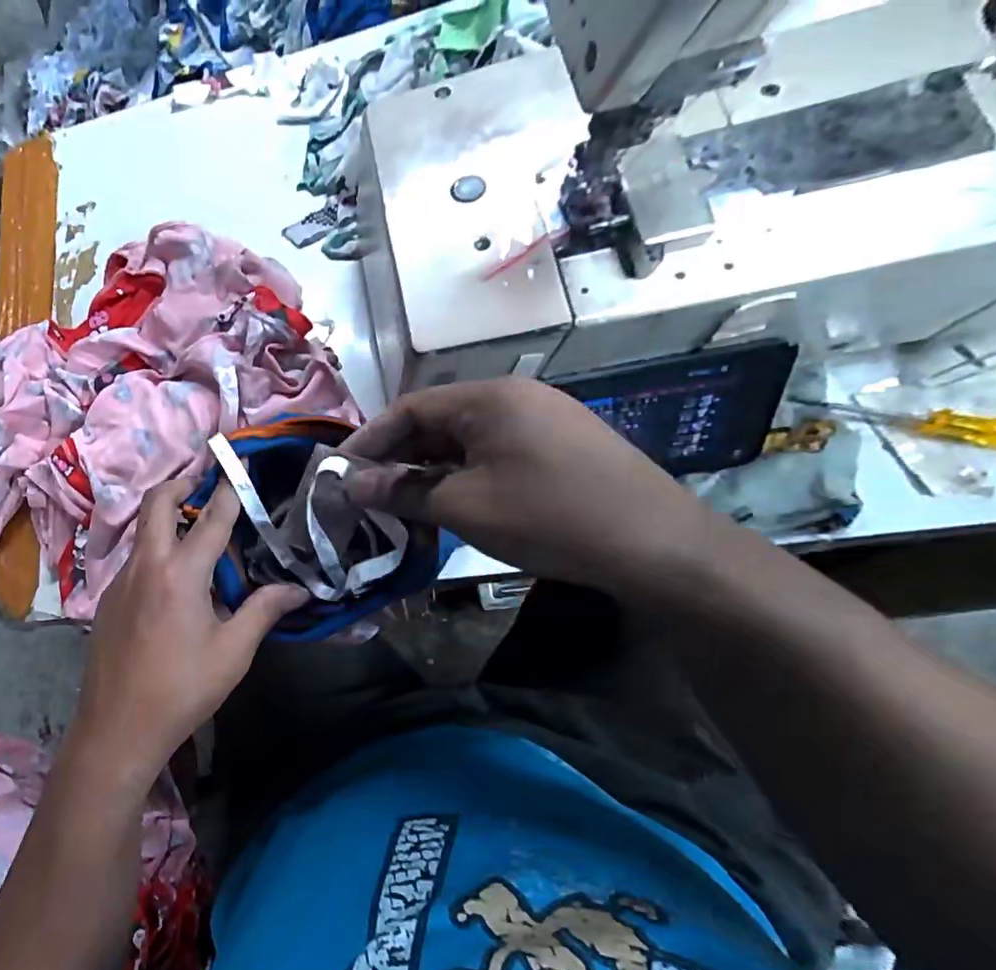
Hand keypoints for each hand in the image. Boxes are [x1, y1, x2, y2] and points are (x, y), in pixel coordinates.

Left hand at [71, 476, 307, 781]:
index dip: (229, 490)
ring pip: (143, 532)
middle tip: (204, 484)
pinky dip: (156, 552)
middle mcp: (145, 565)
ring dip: (167, 519)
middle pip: (157, 503)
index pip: (211, 519)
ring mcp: (119, 581)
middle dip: (181, 483)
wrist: (117, 727)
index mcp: (180, 573)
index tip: (239, 466)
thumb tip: (297, 590)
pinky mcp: (107, 600)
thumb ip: (263, 611)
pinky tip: (174, 584)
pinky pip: (135, 560)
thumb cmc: (182, 689)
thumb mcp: (232, 652)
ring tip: (197, 535)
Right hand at [341, 377, 724, 598]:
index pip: (410, 407)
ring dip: (431, 471)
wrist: (654, 545)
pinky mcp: (562, 448)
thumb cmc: (549, 517)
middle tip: (370, 496)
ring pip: (467, 441)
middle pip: (438, 421)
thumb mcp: (465, 506)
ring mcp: (544, 420)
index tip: (341, 472)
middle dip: (400, 458)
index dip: (370, 439)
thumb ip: (404, 490)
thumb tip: (352, 483)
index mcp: (490, 398)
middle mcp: (516, 397)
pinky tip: (455, 507)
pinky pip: (496, 454)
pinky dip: (465, 477)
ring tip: (405, 507)